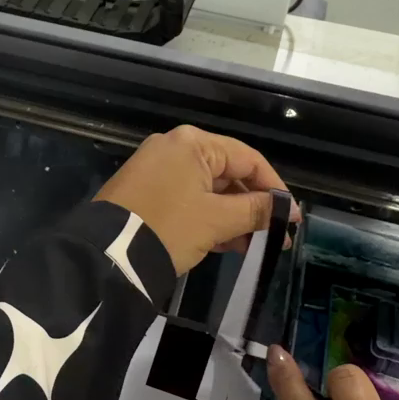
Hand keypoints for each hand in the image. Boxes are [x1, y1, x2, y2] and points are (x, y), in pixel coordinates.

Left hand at [94, 125, 291, 274]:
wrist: (107, 256)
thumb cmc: (168, 228)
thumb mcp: (217, 221)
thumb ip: (256, 211)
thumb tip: (287, 209)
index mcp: (193, 143)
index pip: (247, 158)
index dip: (274, 187)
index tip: (291, 216)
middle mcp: (174, 147)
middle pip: (228, 173)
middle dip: (253, 206)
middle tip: (278, 235)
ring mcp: (158, 169)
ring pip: (209, 189)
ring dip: (234, 216)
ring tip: (258, 245)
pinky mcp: (147, 191)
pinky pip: (189, 199)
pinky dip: (210, 218)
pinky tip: (231, 244)